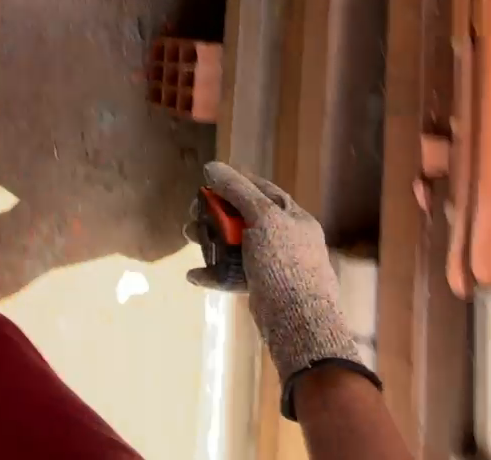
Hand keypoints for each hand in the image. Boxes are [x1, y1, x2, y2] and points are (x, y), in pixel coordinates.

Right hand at [185, 162, 365, 392]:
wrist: (300, 324)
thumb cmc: (285, 264)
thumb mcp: (263, 218)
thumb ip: (238, 190)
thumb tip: (212, 166)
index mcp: (293, 218)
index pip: (262, 189)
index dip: (234, 181)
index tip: (208, 179)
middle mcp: (285, 238)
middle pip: (242, 216)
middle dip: (213, 212)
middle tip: (192, 213)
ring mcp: (274, 264)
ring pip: (234, 243)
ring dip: (209, 239)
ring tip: (190, 239)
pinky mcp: (262, 287)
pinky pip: (233, 271)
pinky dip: (213, 271)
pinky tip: (196, 275)